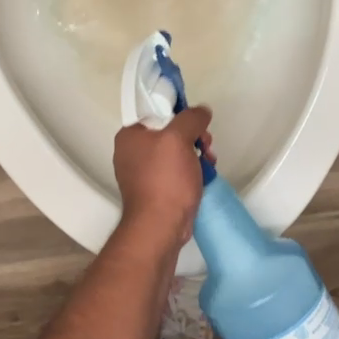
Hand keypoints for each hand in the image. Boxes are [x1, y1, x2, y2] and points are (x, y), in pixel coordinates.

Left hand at [111, 107, 213, 251]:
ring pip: (175, 153)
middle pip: (169, 133)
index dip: (181, 116)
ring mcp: (142, 174)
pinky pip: (175, 173)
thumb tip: (202, 111)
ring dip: (196, 155)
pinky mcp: (154, 191)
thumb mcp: (179, 138)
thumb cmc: (166, 179)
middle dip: (193, 138)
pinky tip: (203, 177)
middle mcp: (131, 153)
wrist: (160, 227)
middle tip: (206, 147)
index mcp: (129, 136)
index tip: (197, 126)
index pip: (157, 113)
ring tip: (209, 164)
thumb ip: (191, 118)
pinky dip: (190, 172)